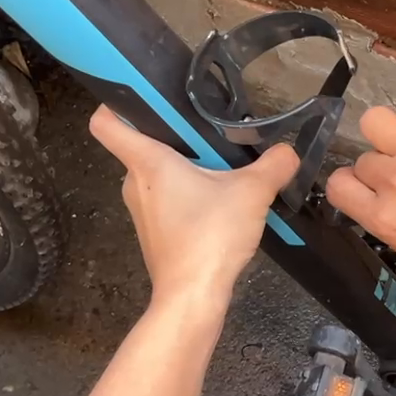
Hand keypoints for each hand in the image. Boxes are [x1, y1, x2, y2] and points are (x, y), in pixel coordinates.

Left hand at [89, 106, 298, 308]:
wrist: (193, 296)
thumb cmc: (210, 236)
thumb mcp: (252, 192)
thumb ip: (274, 164)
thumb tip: (288, 151)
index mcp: (147, 162)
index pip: (106, 122)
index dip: (118, 103)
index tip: (146, 99)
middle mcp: (135, 183)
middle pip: (143, 147)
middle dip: (177, 140)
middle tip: (213, 141)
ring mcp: (141, 211)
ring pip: (159, 177)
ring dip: (187, 172)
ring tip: (224, 177)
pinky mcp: (154, 233)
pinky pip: (168, 202)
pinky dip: (189, 199)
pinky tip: (219, 209)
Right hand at [326, 79, 395, 287]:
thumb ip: (390, 223)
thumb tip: (380, 202)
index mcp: (384, 219)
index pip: (338, 187)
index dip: (352, 187)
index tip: (369, 190)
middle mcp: (394, 181)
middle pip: (362, 159)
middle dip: (381, 167)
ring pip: (374, 121)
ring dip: (387, 132)